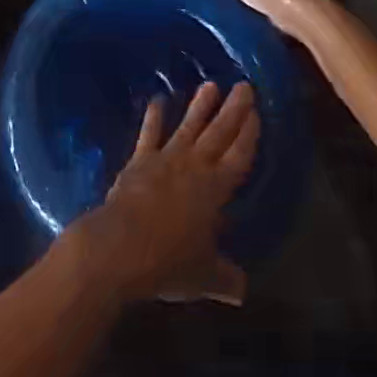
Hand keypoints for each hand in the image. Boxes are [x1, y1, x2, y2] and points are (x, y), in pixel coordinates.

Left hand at [60, 81, 257, 302]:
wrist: (119, 246)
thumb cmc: (168, 262)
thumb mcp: (203, 276)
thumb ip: (224, 278)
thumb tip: (241, 292)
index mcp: (216, 190)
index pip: (239, 156)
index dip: (249, 135)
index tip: (257, 112)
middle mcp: (193, 167)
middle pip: (218, 134)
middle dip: (233, 110)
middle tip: (243, 86)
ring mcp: (164, 160)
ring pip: (187, 128)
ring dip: (199, 107)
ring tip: (210, 85)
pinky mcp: (138, 162)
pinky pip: (149, 135)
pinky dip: (153, 118)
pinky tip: (157, 100)